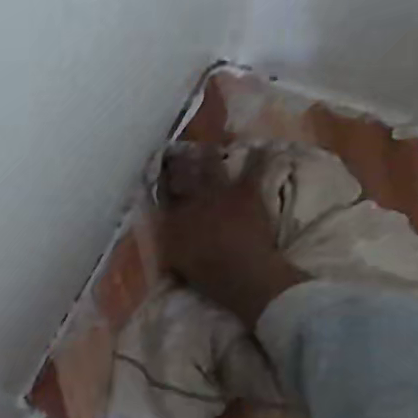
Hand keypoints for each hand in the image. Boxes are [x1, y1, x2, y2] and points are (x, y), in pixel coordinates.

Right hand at [156, 145, 307, 328]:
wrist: (241, 271)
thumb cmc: (204, 273)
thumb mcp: (174, 258)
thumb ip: (166, 236)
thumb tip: (160, 220)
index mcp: (174, 217)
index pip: (163, 195)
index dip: (159, 182)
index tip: (157, 172)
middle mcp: (194, 199)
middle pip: (183, 175)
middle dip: (178, 162)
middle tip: (175, 152)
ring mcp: (222, 192)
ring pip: (211, 165)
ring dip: (207, 154)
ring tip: (206, 145)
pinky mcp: (248, 192)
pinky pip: (254, 168)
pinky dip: (257, 157)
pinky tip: (260, 147)